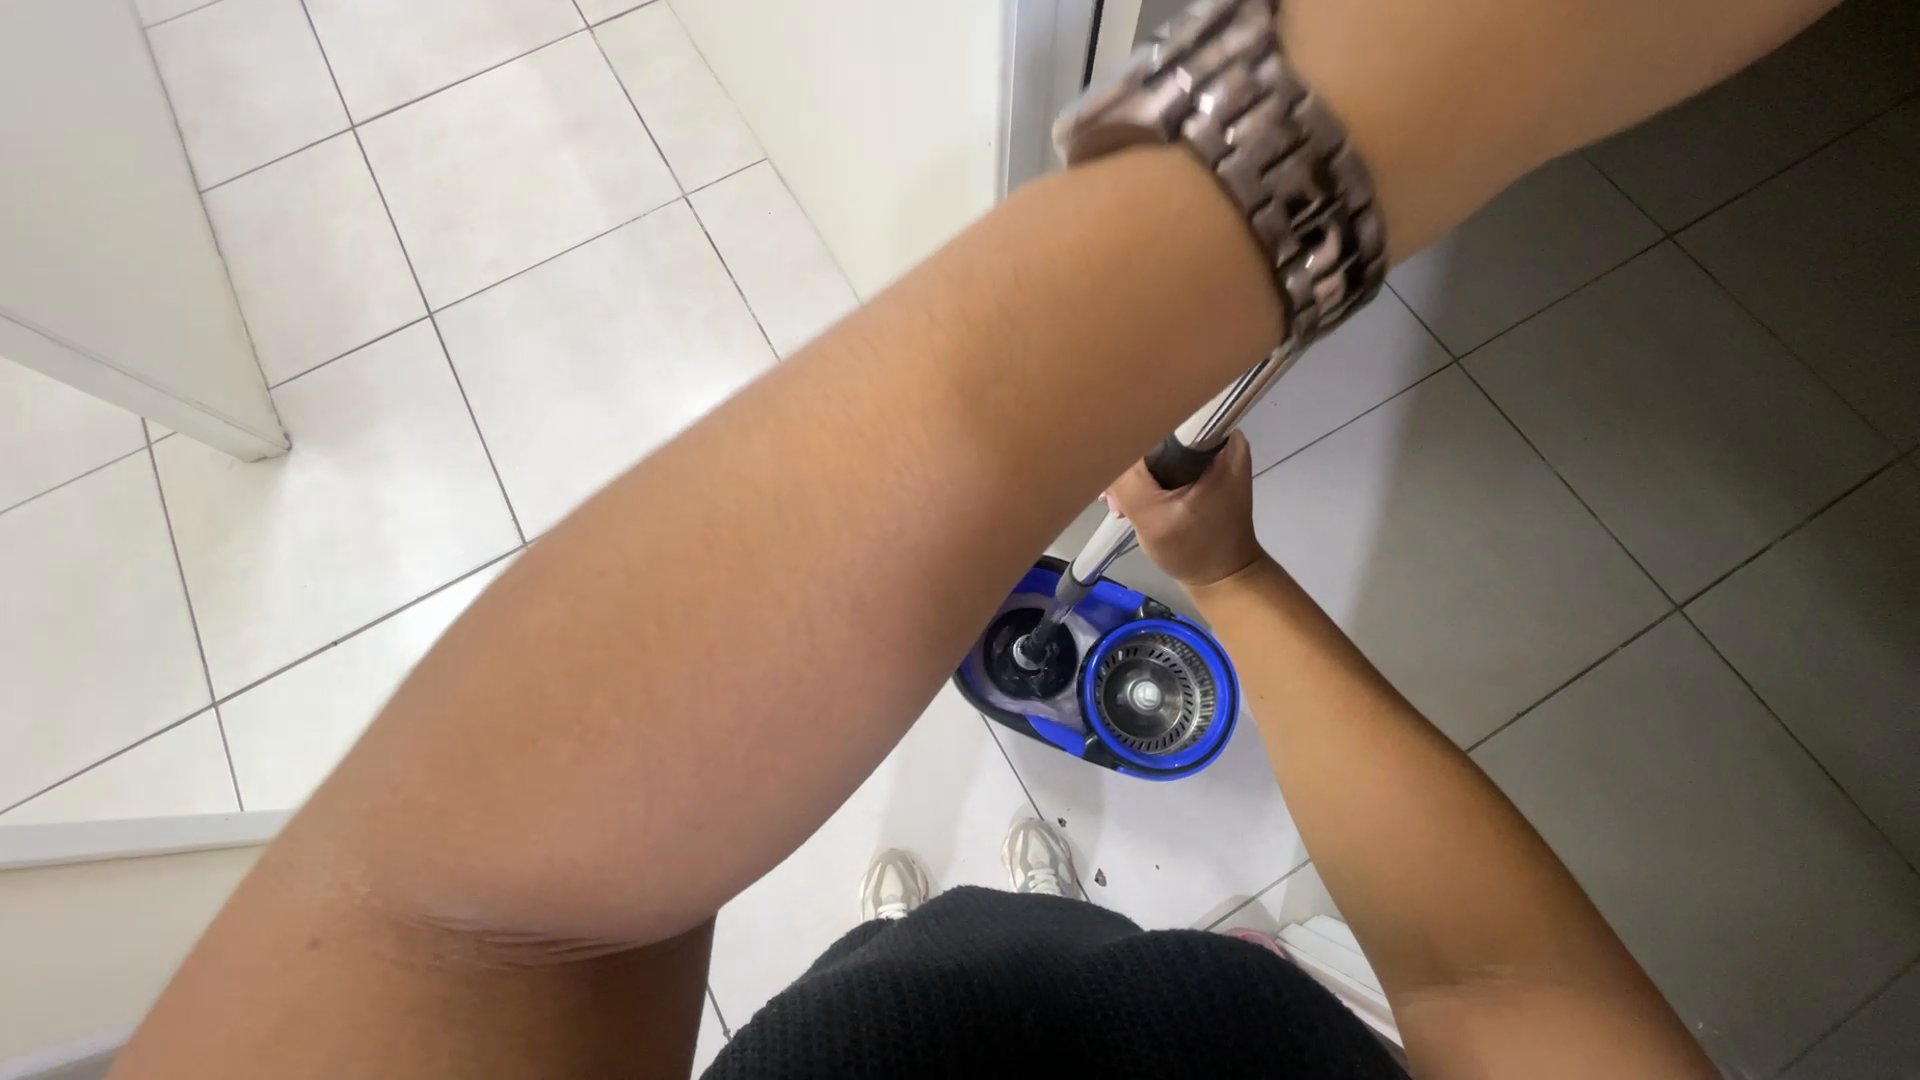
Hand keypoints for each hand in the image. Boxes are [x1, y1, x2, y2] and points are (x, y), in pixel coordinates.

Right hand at [1104, 431, 1267, 588]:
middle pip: (1160, 432)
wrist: (1222, 577)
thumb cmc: (1194, 550)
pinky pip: (1165, 463)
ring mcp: (1212, 456)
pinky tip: (1131, 500)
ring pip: (1158, 449)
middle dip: (1130, 460)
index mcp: (1220, 443)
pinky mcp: (1203, 471)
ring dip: (1134, 474)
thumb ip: (1126, 480)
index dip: (1134, 434)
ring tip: (1119, 501)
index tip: (1113, 462)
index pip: (1166, 416)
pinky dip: (1146, 480)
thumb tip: (1102, 447)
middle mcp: (1220, 441)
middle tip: (1114, 492)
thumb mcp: (1153, 518)